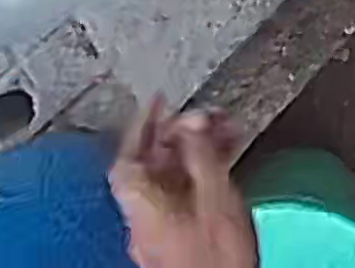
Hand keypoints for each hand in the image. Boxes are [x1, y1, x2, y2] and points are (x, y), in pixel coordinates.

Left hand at [108, 97, 258, 267]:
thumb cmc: (216, 256)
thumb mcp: (215, 195)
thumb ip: (201, 155)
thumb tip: (191, 122)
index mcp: (145, 209)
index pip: (127, 162)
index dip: (141, 127)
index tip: (158, 101)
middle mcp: (146, 218)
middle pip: (152, 165)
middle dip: (180, 132)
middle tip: (206, 113)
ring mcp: (163, 226)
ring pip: (173, 174)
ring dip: (197, 145)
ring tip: (226, 127)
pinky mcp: (181, 230)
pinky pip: (187, 187)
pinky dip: (205, 164)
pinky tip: (227, 151)